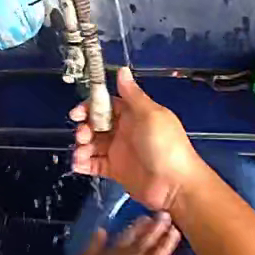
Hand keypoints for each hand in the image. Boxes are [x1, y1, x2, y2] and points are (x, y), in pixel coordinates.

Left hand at [30, 213, 193, 254]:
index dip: (165, 246)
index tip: (175, 229)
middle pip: (137, 248)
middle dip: (152, 232)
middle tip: (164, 214)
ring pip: (118, 245)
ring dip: (131, 231)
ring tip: (143, 217)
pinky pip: (90, 251)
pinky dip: (96, 241)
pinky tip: (101, 231)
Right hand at [70, 68, 206, 211]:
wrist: (175, 185)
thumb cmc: (165, 145)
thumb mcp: (150, 115)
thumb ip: (133, 94)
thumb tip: (122, 69)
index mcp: (135, 115)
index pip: (107, 105)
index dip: (91, 107)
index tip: (78, 113)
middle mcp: (126, 131)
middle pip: (96, 125)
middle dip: (84, 128)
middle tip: (83, 135)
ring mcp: (120, 152)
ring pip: (93, 145)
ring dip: (82, 146)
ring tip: (81, 153)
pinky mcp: (116, 171)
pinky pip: (95, 164)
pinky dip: (84, 163)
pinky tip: (79, 164)